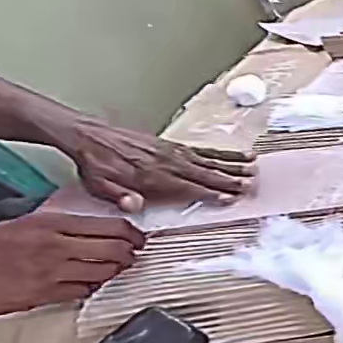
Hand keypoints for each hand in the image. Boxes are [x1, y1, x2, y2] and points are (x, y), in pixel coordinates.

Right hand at [0, 211, 145, 321]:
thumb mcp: (15, 224)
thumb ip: (54, 225)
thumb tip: (86, 225)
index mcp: (48, 224)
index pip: (112, 226)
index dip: (133, 234)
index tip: (138, 239)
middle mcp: (54, 246)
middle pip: (117, 249)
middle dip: (130, 253)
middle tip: (131, 256)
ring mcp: (50, 272)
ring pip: (106, 271)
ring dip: (115, 271)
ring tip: (111, 270)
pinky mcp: (41, 294)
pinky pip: (84, 291)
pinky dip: (91, 288)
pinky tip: (86, 285)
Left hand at [60, 117, 252, 212]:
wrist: (88, 136)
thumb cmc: (95, 164)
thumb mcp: (98, 186)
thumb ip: (119, 196)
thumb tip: (135, 206)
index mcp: (153, 177)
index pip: (189, 188)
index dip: (211, 194)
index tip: (230, 199)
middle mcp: (169, 164)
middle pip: (206, 174)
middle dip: (230, 181)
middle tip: (250, 187)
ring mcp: (175, 153)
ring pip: (211, 161)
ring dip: (234, 166)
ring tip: (254, 171)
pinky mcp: (176, 145)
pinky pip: (206, 150)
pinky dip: (225, 153)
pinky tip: (240, 155)